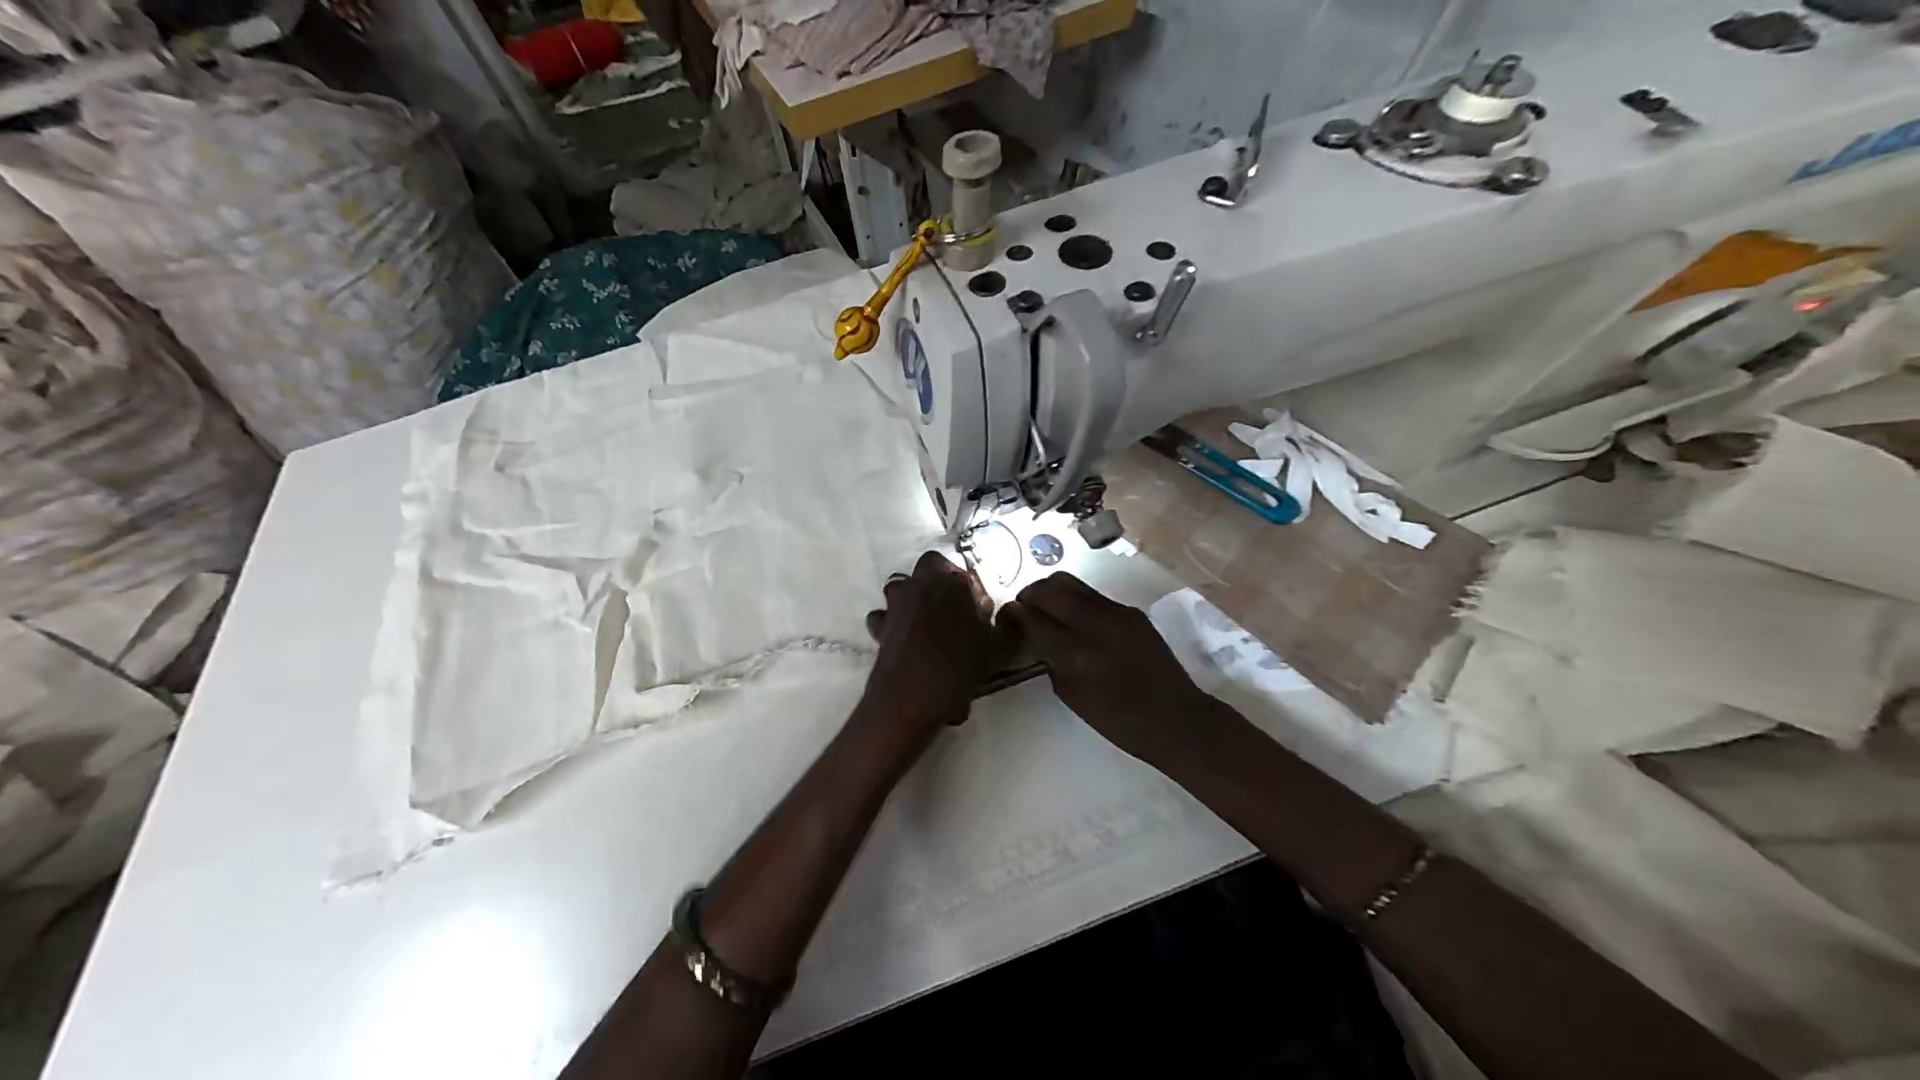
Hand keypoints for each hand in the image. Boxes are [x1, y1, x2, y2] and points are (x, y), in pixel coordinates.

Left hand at [860, 551, 991, 738]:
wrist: (913, 696)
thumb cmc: (960, 669)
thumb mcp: (999, 650)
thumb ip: (1009, 629)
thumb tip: (1011, 618)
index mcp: (956, 583)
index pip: (968, 575)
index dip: (974, 592)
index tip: (979, 610)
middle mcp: (924, 584)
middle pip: (931, 565)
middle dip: (940, 579)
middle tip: (953, 606)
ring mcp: (897, 602)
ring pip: (902, 584)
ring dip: (913, 595)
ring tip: (927, 620)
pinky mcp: (879, 623)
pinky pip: (883, 614)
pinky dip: (891, 621)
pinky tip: (903, 637)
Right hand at [1000, 573, 1221, 761]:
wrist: (1175, 718)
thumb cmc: (1119, 721)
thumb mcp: (1071, 696)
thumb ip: (1050, 660)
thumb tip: (1035, 637)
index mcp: (1076, 654)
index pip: (1032, 618)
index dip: (1012, 614)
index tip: (1004, 618)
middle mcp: (1095, 625)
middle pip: (1049, 589)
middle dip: (1029, 595)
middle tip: (1023, 609)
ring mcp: (1117, 614)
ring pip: (1072, 583)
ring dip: (1052, 592)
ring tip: (1047, 609)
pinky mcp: (1132, 612)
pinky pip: (1094, 596)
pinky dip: (1076, 602)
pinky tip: (1077, 621)